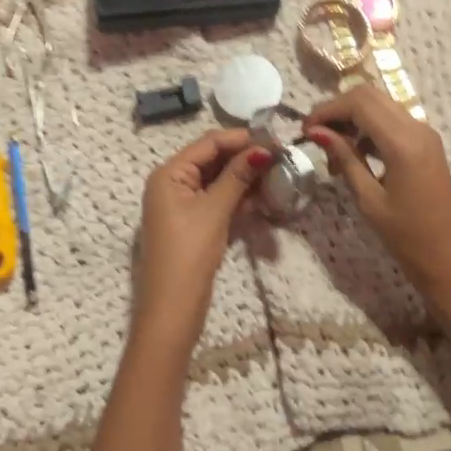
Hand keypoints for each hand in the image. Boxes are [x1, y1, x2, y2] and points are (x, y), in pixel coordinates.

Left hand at [134, 129, 272, 344]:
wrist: (171, 312)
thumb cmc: (189, 254)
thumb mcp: (214, 211)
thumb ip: (238, 176)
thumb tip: (263, 148)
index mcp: (169, 173)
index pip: (209, 143)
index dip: (241, 139)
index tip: (276, 139)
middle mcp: (172, 182)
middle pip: (213, 159)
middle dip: (245, 157)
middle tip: (281, 157)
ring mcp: (181, 204)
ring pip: (217, 180)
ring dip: (244, 176)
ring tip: (278, 174)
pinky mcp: (193, 223)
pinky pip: (217, 199)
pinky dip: (238, 196)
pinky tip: (263, 196)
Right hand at [304, 86, 450, 294]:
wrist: (449, 259)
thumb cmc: (406, 237)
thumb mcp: (368, 199)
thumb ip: (344, 158)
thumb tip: (316, 132)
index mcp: (404, 143)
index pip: (359, 103)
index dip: (327, 110)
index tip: (305, 129)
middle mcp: (417, 128)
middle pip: (370, 96)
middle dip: (338, 109)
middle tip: (317, 135)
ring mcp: (425, 133)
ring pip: (381, 104)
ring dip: (353, 117)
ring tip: (333, 150)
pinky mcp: (427, 142)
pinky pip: (392, 120)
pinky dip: (369, 127)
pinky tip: (356, 153)